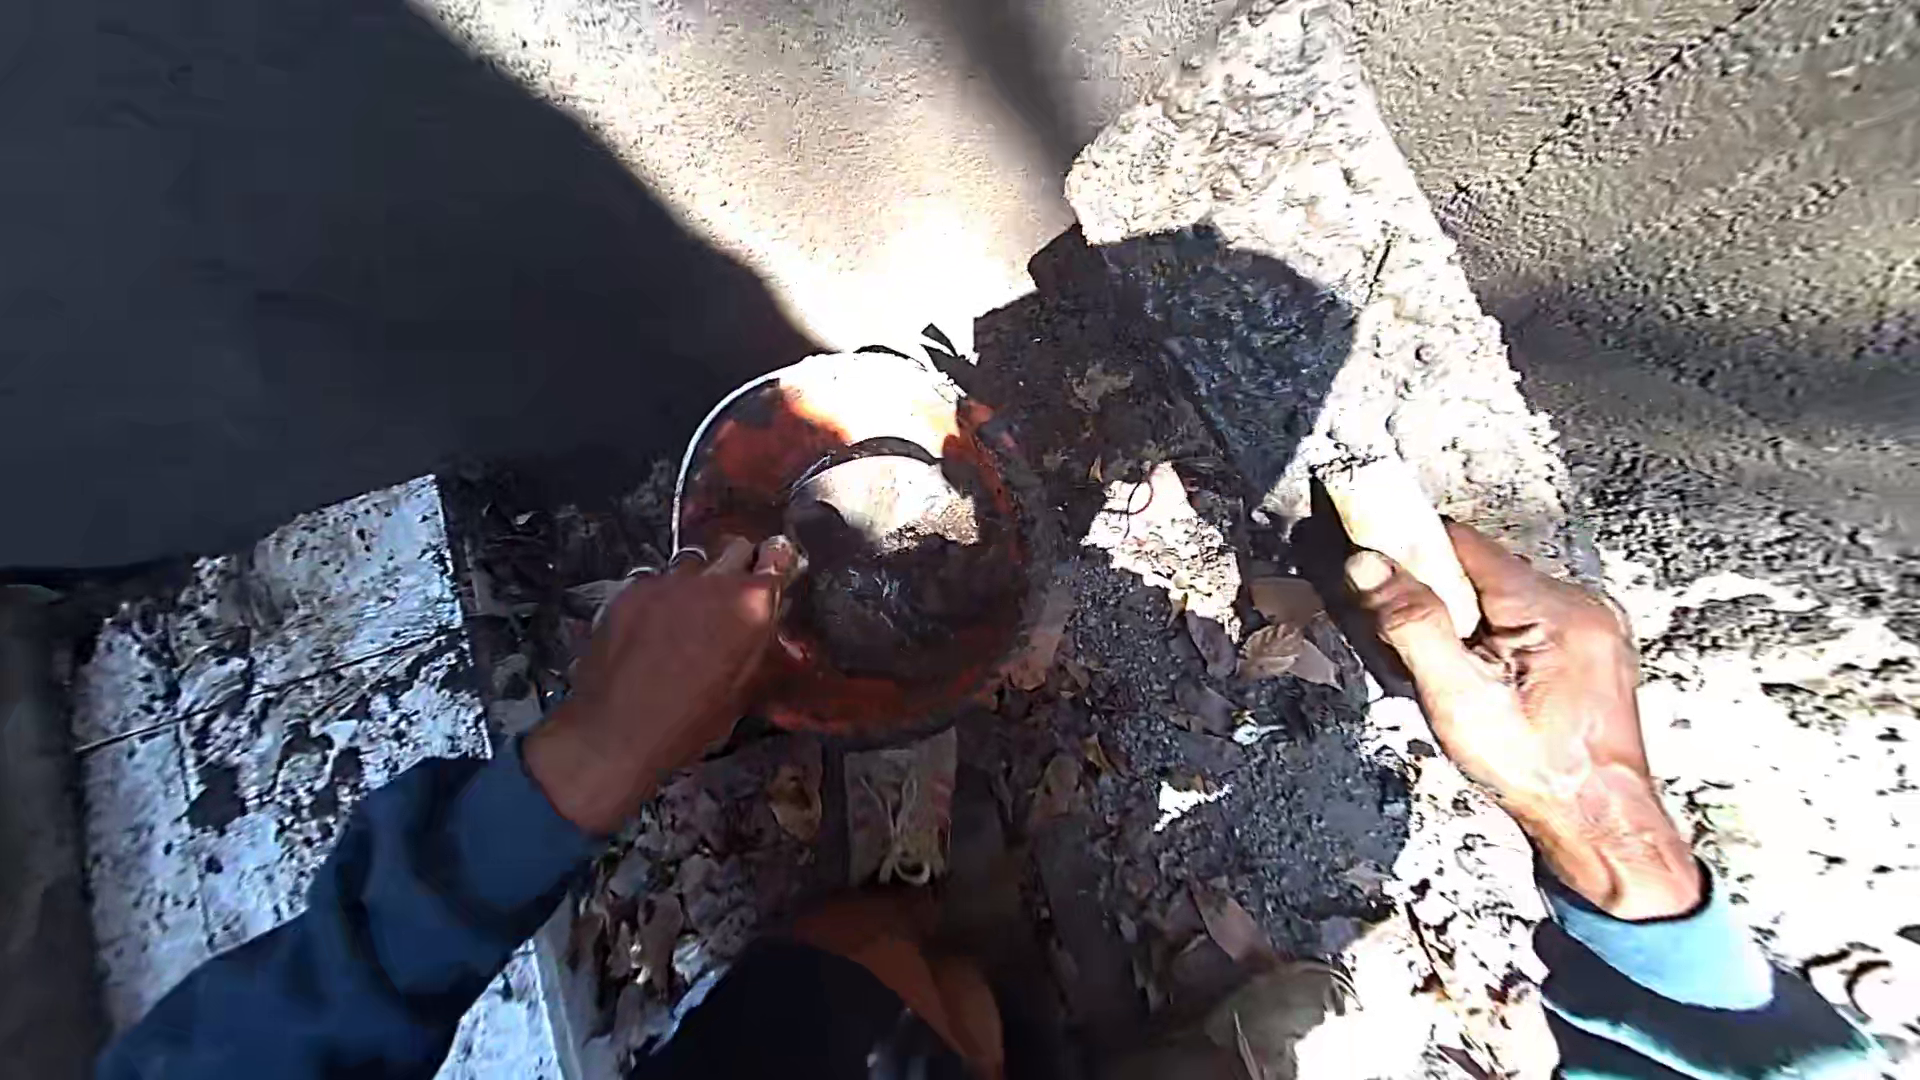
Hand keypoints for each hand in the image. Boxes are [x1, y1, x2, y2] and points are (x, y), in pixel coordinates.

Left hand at [524, 536, 797, 833]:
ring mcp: (669, 581)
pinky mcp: (631, 589)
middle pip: (736, 547)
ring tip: (687, 615)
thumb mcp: (746, 682)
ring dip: (698, 582)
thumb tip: (766, 612)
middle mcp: (713, 581)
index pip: (777, 554)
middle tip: (731, 596)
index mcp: (751, 603)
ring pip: (695, 563)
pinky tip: (653, 628)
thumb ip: (759, 635)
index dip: (776, 563)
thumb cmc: (693, 719)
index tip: (771, 575)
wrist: (616, 733)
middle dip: (739, 565)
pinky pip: (658, 580)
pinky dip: (662, 596)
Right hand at [1345, 521, 1701, 919]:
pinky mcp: (1582, 642)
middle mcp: (1578, 603)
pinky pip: (1510, 611)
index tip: (1372, 575)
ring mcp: (1586, 622)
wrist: (1599, 823)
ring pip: (1488, 588)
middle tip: (1405, 640)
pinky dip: (1475, 627)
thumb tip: (1365, 562)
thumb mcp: (1455, 695)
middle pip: (1472, 565)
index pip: (1459, 542)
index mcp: (1552, 608)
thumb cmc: (1528, 764)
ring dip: (1450, 612)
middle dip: (1427, 591)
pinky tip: (1470, 668)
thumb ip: (1411, 624)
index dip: (1408, 551)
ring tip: (1439, 662)